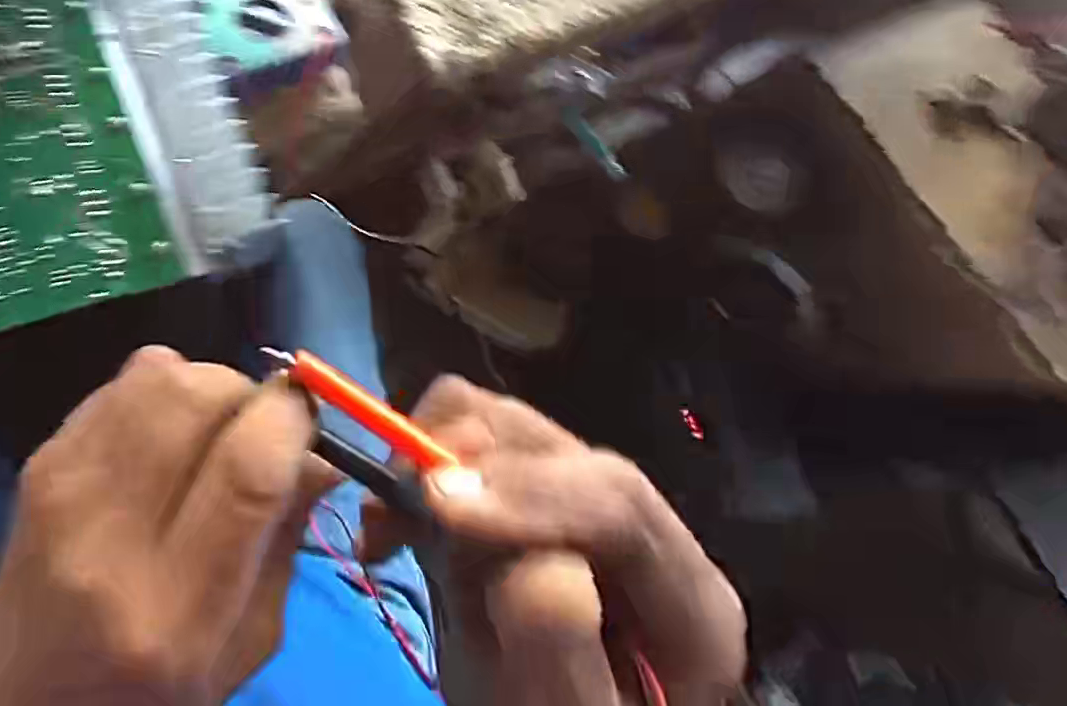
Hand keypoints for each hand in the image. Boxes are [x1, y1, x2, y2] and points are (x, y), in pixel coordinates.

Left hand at [0, 346, 331, 704]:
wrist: (23, 693)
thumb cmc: (153, 684)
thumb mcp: (246, 639)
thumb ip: (287, 535)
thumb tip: (320, 448)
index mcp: (169, 609)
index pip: (246, 470)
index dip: (291, 419)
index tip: (308, 417)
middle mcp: (107, 536)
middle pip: (197, 396)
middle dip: (249, 391)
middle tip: (258, 424)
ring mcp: (63, 484)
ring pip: (160, 372)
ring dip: (206, 384)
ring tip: (210, 427)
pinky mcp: (42, 453)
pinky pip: (125, 379)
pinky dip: (164, 388)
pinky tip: (163, 432)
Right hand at [369, 376, 745, 705]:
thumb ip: (555, 644)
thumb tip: (512, 545)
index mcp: (683, 596)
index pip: (615, 500)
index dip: (524, 488)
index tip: (436, 500)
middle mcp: (629, 523)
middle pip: (544, 443)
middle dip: (457, 462)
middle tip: (387, 513)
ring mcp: (566, 497)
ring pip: (495, 423)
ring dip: (426, 458)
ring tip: (384, 526)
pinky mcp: (514, 492)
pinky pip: (458, 439)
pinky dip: (413, 466)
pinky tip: (389, 525)